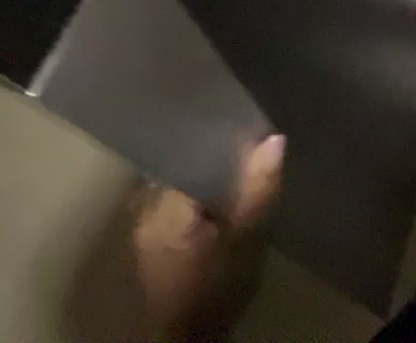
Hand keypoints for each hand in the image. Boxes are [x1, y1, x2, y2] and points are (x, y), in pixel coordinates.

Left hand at [129, 134, 284, 341]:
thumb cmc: (217, 292)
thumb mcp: (247, 242)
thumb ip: (259, 189)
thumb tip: (274, 138)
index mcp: (165, 203)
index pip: (188, 148)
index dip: (217, 134)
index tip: (243, 124)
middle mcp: (145, 207)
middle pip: (182, 161)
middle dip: (213, 152)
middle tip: (247, 143)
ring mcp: (142, 224)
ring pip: (178, 179)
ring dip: (204, 172)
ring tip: (237, 164)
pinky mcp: (148, 239)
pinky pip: (174, 198)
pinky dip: (196, 192)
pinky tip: (219, 195)